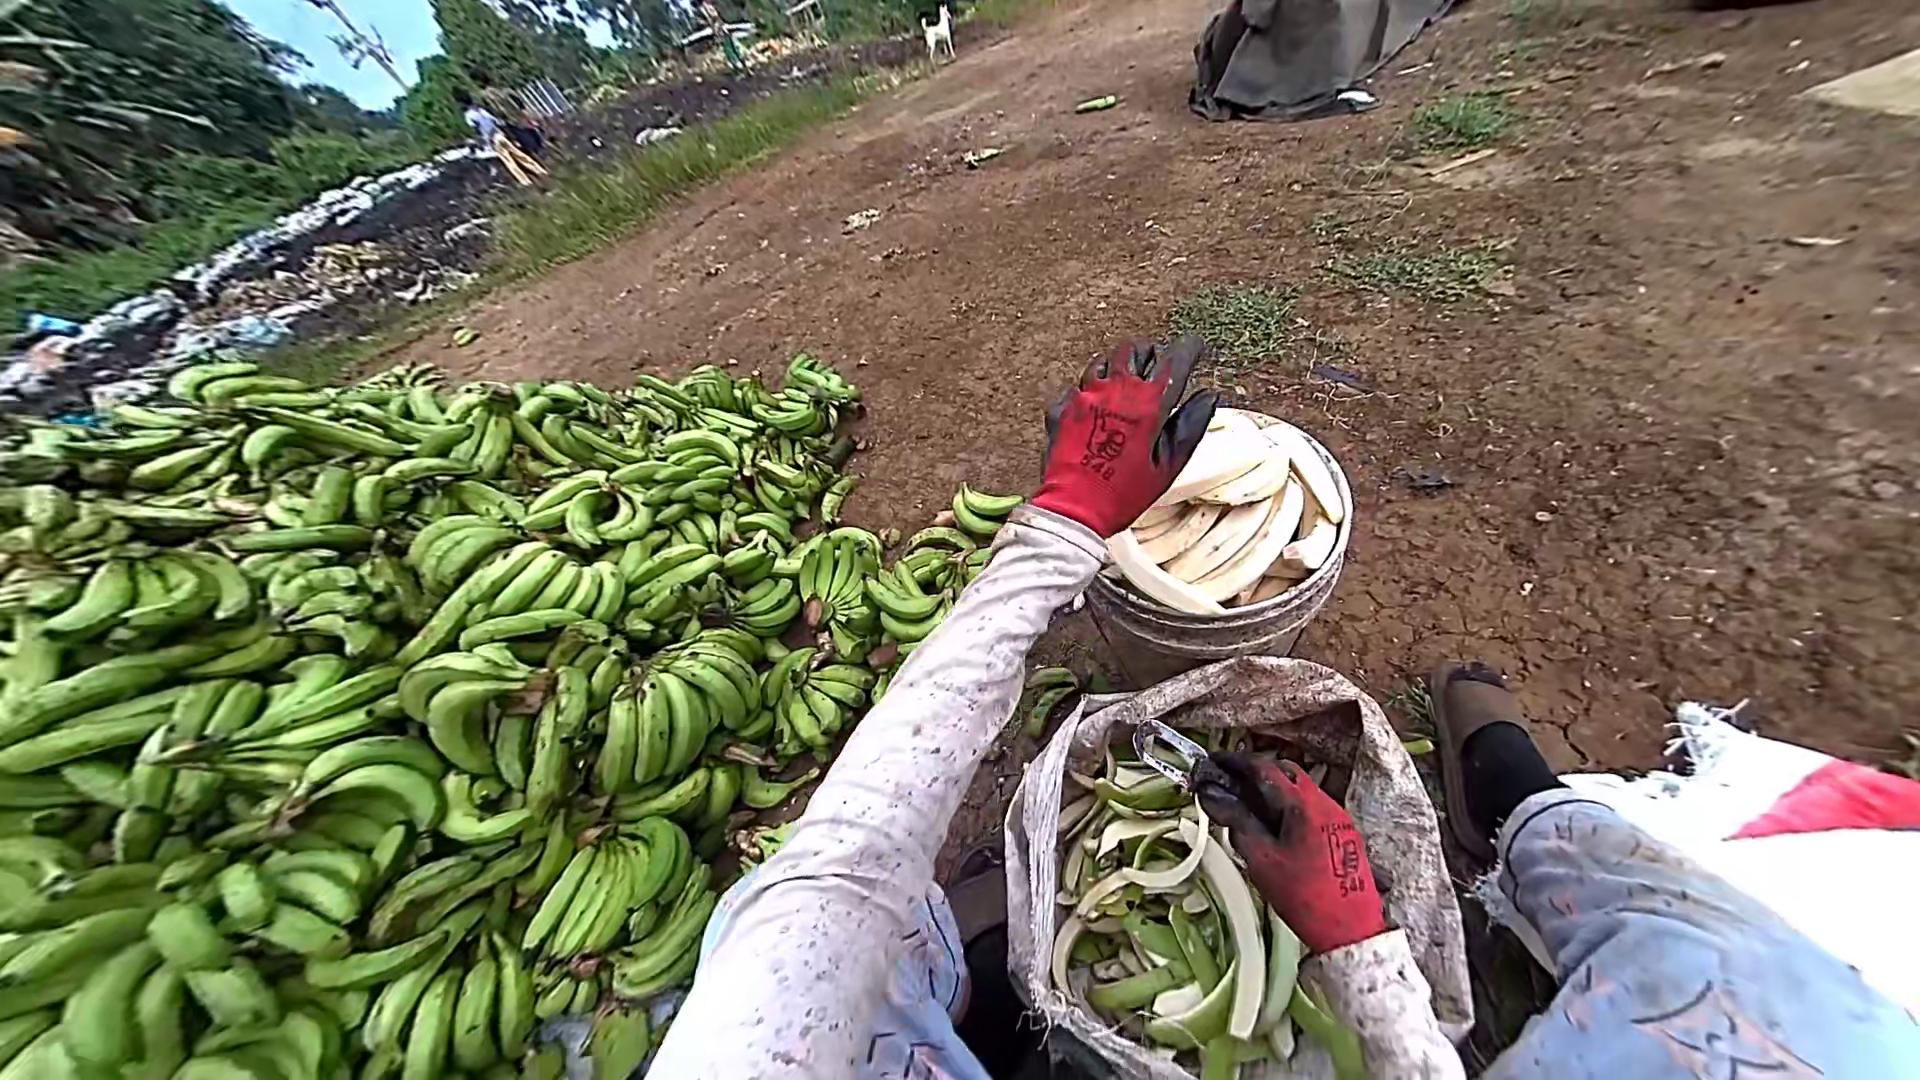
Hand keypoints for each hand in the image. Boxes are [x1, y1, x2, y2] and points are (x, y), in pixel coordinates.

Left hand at [1030, 337, 1218, 536]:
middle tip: (1157, 367)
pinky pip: (1076, 387)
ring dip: (1117, 367)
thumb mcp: (1167, 467)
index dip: (1190, 349)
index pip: (1175, 358)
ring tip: (1124, 384)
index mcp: (1148, 403)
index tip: (1196, 349)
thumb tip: (1208, 396)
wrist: (1073, 510)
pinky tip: (1094, 406)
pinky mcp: (1061, 410)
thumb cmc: (1121, 495)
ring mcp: (1083, 397)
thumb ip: (1191, 427)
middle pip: (1135, 350)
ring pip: (1102, 361)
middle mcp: (1114, 390)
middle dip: (1150, 353)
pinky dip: (1088, 390)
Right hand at [1196, 753, 1387, 953]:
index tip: (1214, 762)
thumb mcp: (1261, 858)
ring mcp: (1337, 817)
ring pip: (1299, 787)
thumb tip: (1210, 793)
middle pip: (1284, 771)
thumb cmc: (1304, 896)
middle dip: (1254, 770)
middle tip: (1229, 779)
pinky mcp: (1343, 832)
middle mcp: (1323, 803)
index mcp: (1302, 806)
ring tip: (1247, 800)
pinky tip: (1273, 820)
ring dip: (1272, 786)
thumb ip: (1235, 819)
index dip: (1234, 761)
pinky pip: (1309, 804)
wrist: (1353, 934)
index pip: (1263, 768)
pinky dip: (1286, 802)